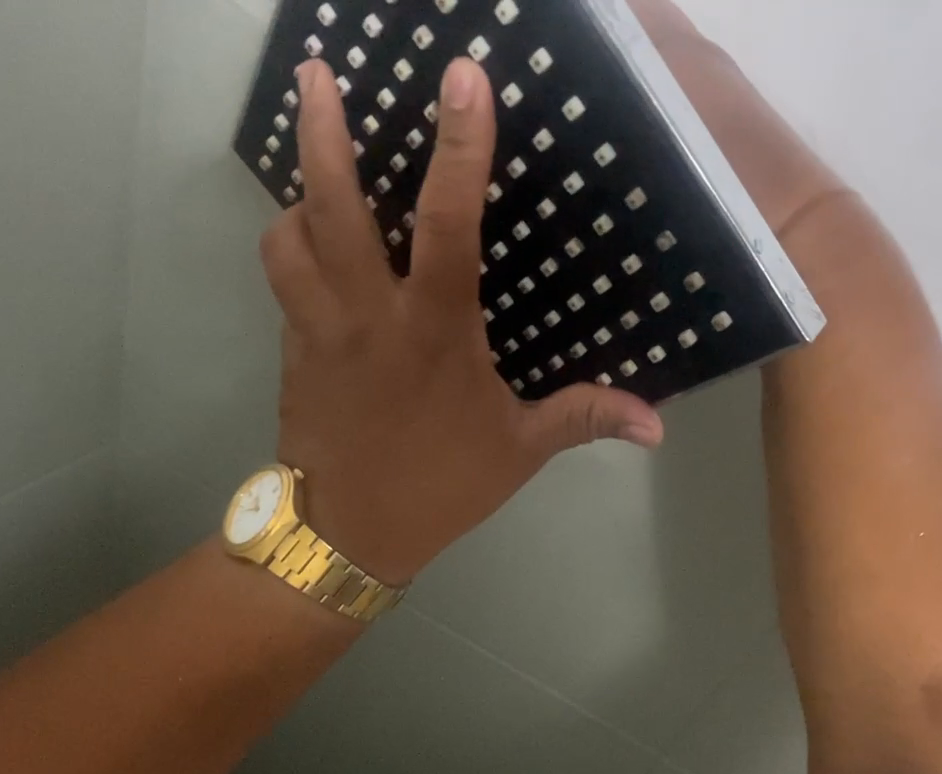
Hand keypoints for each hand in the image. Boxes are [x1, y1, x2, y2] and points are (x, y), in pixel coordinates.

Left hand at [261, 58, 664, 585]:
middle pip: (333, 206)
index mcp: (435, 330)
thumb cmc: (440, 486)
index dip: (459, 146)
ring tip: (315, 173)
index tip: (462, 77)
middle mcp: (369, 315)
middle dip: (323, 131)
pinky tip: (311, 246)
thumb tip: (658, 426)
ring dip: (298, 196)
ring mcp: (320, 330)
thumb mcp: (520, 451)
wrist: (347, 534)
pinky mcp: (292, 351)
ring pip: (287, 239)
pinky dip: (293, 249)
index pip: (448, 221)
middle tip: (317, 71)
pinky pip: (284, 281)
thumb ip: (584, 419)